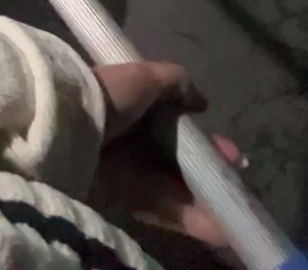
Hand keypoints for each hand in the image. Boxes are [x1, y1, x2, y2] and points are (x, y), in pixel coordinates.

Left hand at [88, 62, 244, 254]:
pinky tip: (222, 231)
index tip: (231, 152)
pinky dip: (191, 220)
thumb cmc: (107, 95)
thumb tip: (201, 101)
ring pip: (175, 189)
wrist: (67, 124)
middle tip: (239, 181)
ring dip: (208, 202)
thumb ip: (173, 83)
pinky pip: (162, 210)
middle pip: (178, 160)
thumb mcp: (142, 76)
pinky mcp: (122, 197)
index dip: (204, 141)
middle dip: (211, 172)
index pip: (174, 127)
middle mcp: (129, 138)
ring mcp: (126, 169)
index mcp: (132, 106)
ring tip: (240, 213)